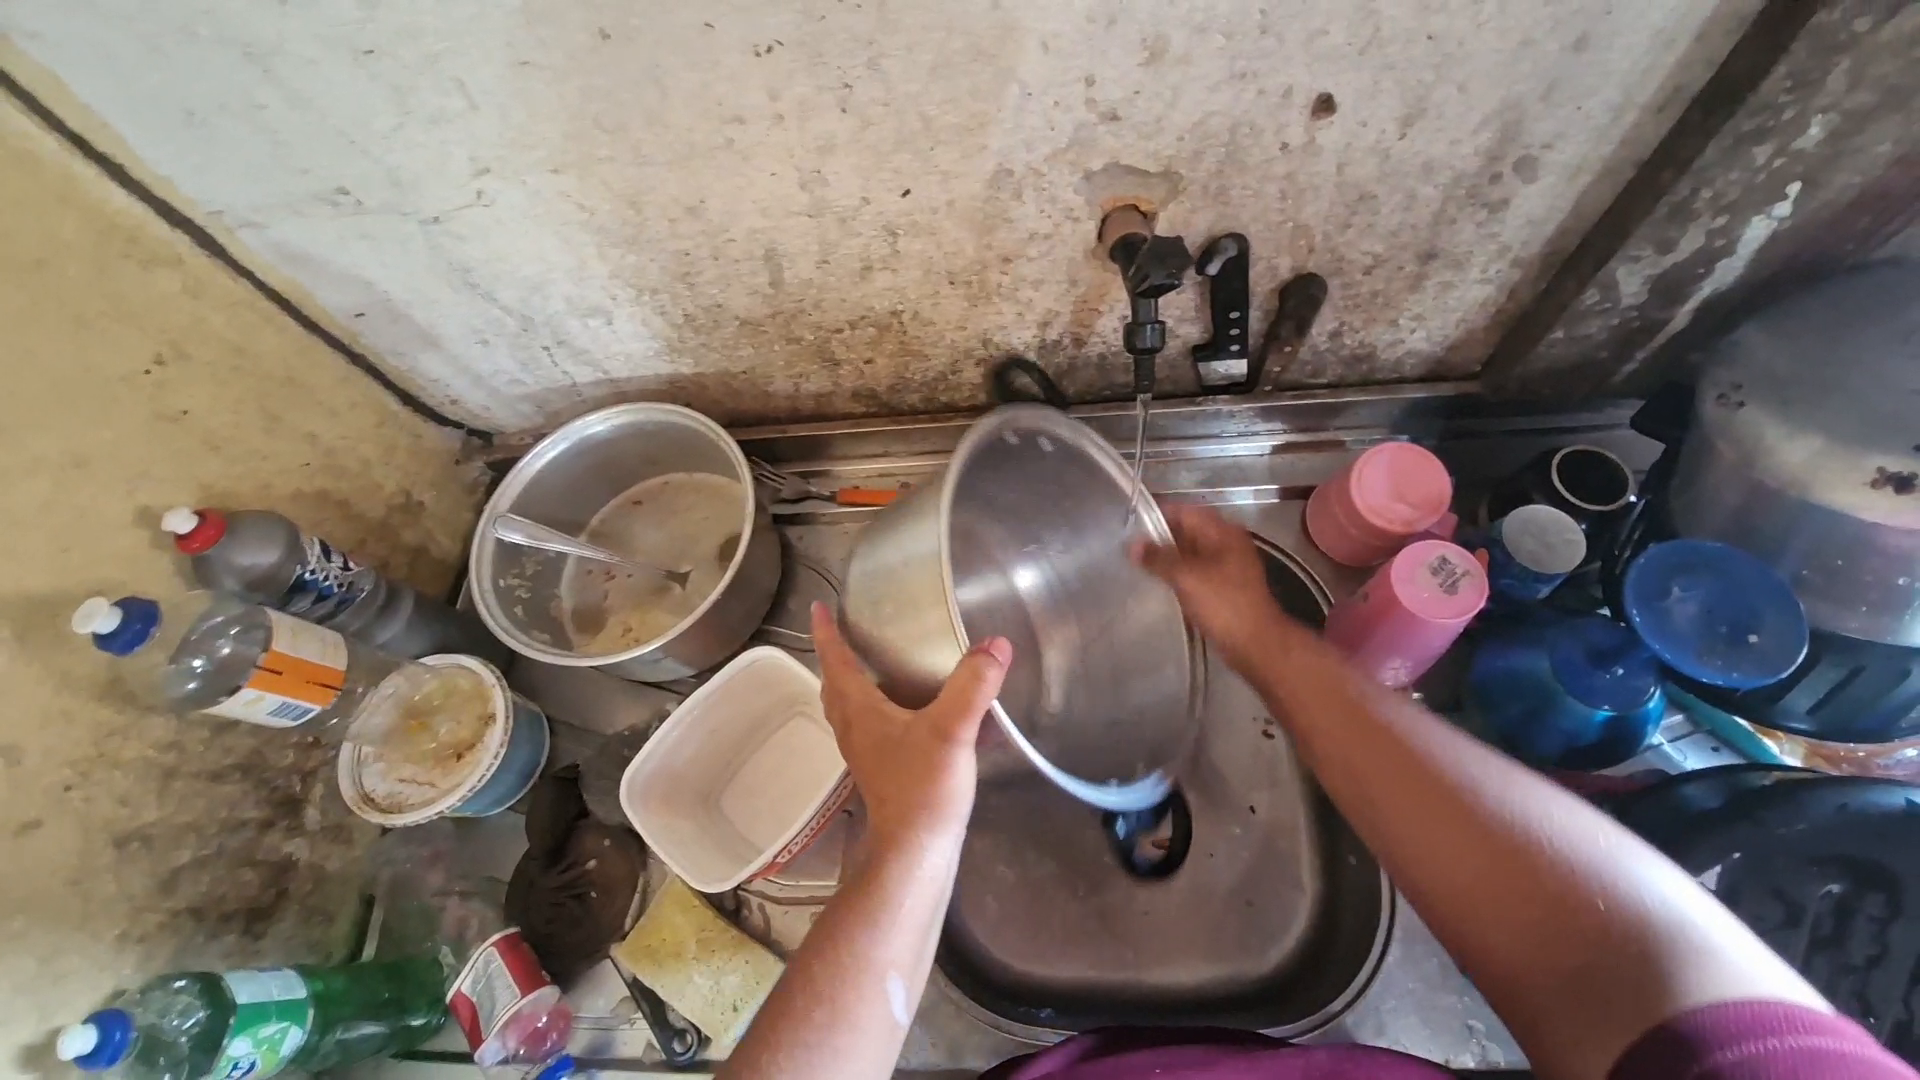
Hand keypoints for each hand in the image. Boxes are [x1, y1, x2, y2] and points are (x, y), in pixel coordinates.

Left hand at [810, 602, 1010, 857]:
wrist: (916, 851)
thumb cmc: (924, 788)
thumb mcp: (952, 731)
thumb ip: (973, 686)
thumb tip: (994, 645)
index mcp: (859, 710)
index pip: (835, 662)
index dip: (826, 632)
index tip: (818, 606)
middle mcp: (854, 727)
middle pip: (835, 685)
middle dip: (837, 656)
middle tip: (847, 630)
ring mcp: (866, 751)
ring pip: (850, 707)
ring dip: (854, 682)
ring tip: (875, 662)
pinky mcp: (883, 768)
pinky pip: (871, 725)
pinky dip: (878, 706)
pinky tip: (911, 708)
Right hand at [1132, 503, 1301, 673]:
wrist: (1255, 642)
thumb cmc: (1223, 604)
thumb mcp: (1186, 577)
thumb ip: (1158, 558)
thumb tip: (1131, 544)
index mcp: (1222, 531)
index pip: (1185, 510)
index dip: (1157, 514)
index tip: (1130, 524)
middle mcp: (1226, 542)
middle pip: (1188, 530)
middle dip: (1160, 536)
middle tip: (1129, 546)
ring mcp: (1227, 565)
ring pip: (1190, 552)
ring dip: (1167, 556)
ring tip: (1138, 563)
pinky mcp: (1224, 586)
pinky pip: (1195, 571)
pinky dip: (1177, 573)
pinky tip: (1158, 581)